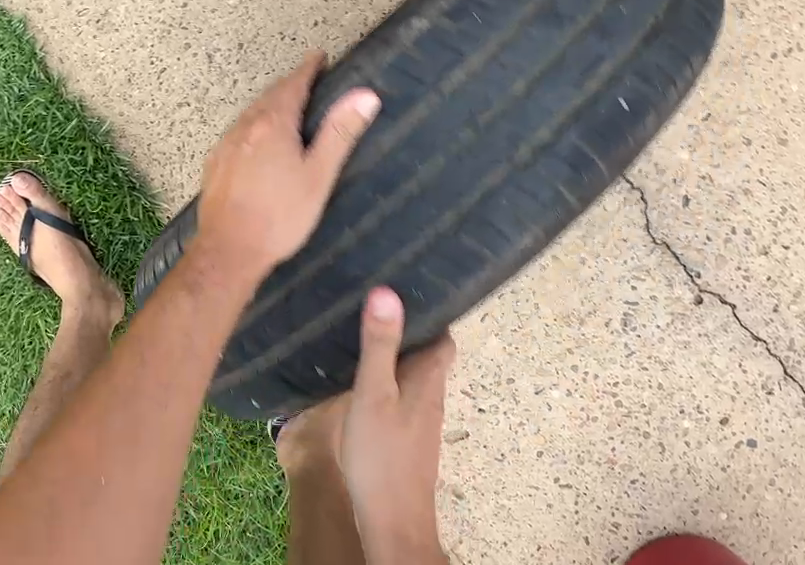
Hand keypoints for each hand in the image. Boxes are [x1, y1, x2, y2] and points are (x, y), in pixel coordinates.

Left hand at [191, 51, 380, 284]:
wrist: (228, 248)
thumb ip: (339, 133)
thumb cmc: (280, 215)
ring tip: (285, 104)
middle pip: (270, 96)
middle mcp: (246, 127)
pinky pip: (238, 132)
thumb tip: (364, 95)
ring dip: (270, 103)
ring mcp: (226, 144)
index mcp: (273, 124)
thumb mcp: (318, 175)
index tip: (318, 55)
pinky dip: (253, 125)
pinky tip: (256, 139)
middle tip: (306, 78)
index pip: (293, 85)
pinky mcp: (215, 163)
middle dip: (289, 84)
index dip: (308, 68)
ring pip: (251, 113)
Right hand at [339, 287, 454, 564]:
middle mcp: (429, 395)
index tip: (408, 284)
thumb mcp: (373, 392)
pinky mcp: (405, 435)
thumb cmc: (382, 452)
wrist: (391, 520)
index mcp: (427, 380)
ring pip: (412, 373)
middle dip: (409, 327)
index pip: (442, 336)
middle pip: (427, 353)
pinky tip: (361, 374)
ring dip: (395, 351)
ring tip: (364, 327)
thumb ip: (379, 344)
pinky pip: (400, 392)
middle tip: (377, 299)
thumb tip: (387, 291)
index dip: (431, 310)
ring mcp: (418, 418)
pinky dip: (386, 376)